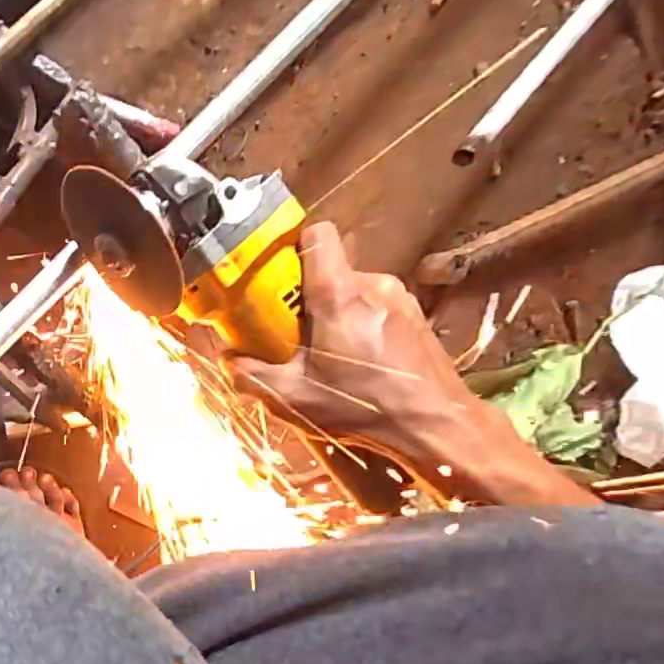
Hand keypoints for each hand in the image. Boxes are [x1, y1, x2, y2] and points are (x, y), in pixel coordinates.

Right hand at [227, 222, 482, 468]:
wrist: (435, 426)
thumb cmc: (365, 408)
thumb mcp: (294, 399)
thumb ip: (252, 376)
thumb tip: (228, 360)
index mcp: (339, 296)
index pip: (316, 237)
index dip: (292, 250)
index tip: (275, 283)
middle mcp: (373, 286)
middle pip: (328, 274)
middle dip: (305, 302)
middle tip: (294, 339)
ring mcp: (400, 300)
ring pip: (353, 294)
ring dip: (334, 318)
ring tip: (328, 359)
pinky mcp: (416, 318)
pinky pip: (376, 310)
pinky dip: (359, 329)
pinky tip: (360, 366)